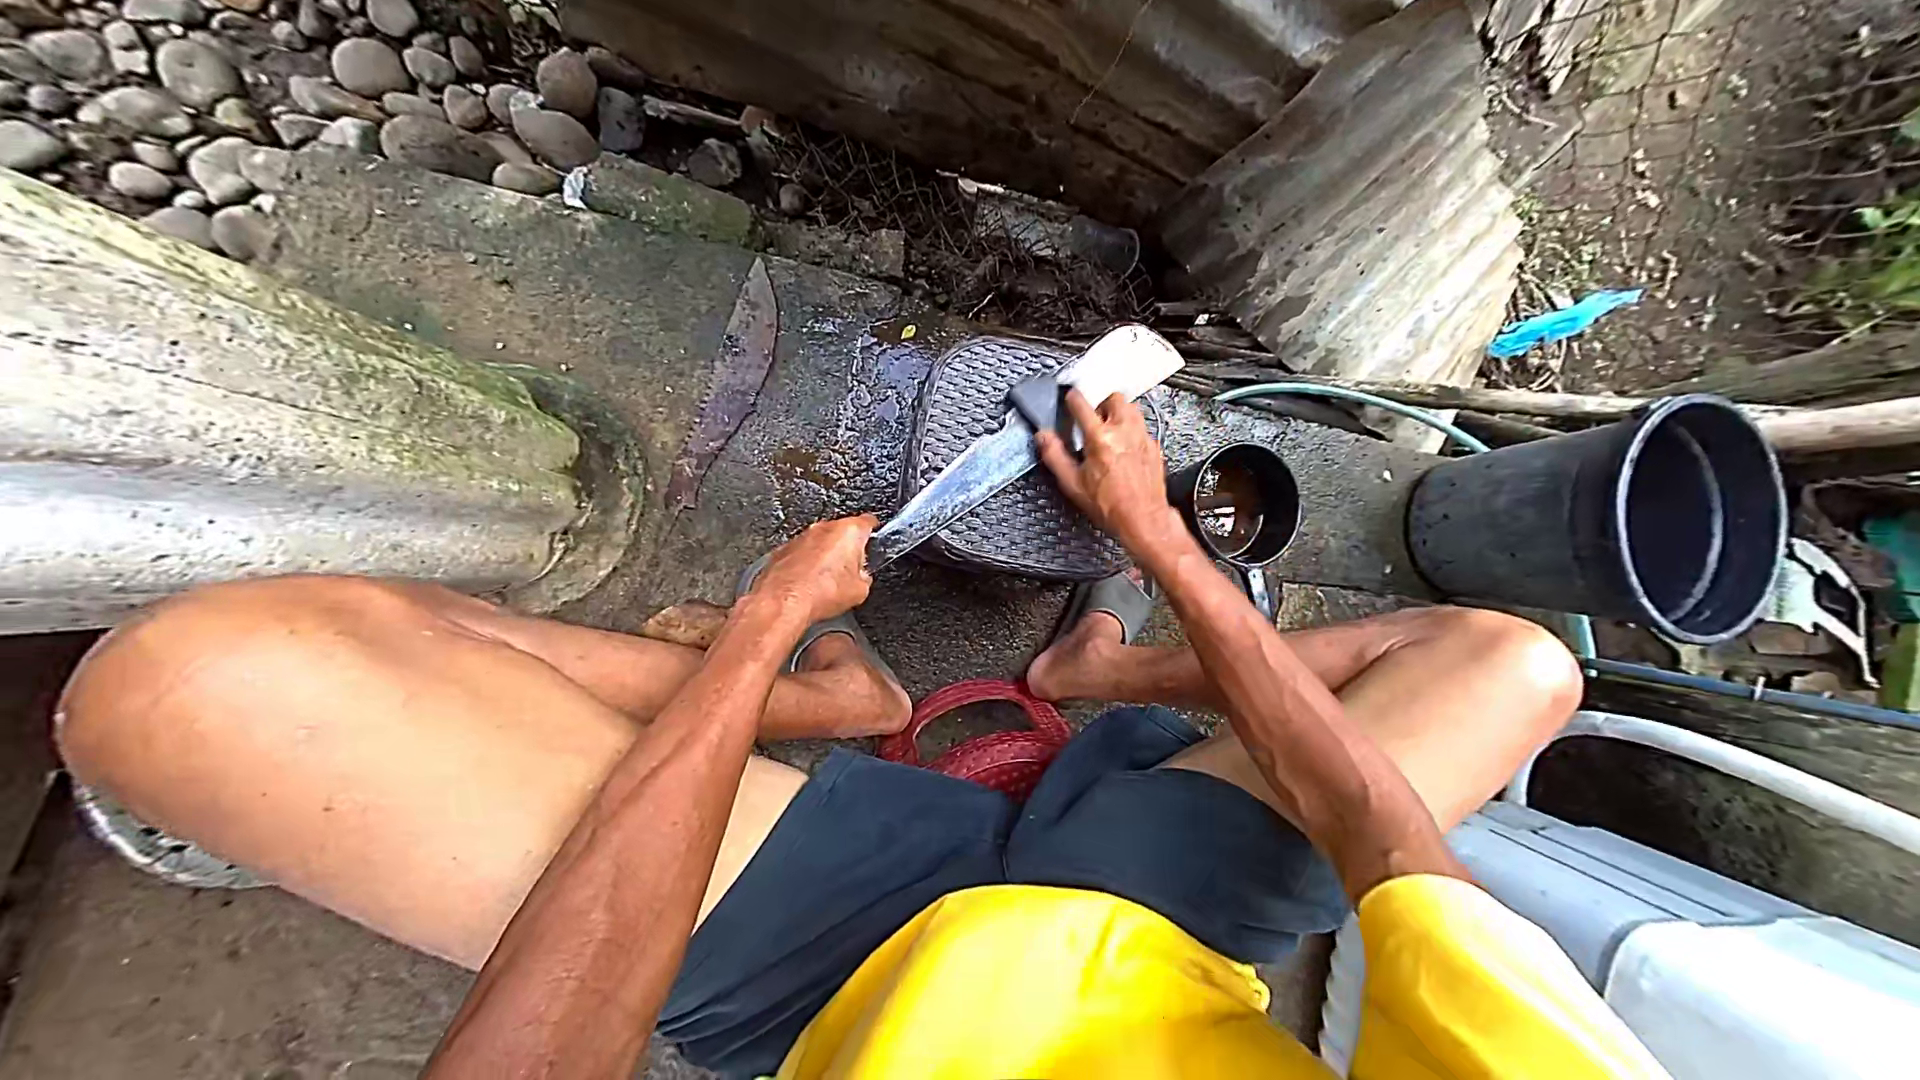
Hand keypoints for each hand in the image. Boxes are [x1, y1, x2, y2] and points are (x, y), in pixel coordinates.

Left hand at [747, 514, 877, 624]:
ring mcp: (801, 537)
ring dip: (824, 557)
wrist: (783, 602)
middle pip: (843, 532)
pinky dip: (805, 565)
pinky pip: (801, 553)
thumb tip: (861, 578)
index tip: (874, 537)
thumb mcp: (860, 591)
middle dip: (847, 550)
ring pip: (820, 542)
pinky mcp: (783, 549)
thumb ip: (865, 577)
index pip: (869, 522)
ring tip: (825, 583)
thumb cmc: (819, 593)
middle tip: (849, 572)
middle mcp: (824, 528)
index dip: (874, 531)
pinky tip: (807, 585)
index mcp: (849, 531)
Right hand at [1035, 390, 1187, 560]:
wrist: (1142, 519)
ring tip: (1107, 427)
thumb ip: (1054, 455)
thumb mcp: (1072, 483)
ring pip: (1131, 408)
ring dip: (1117, 412)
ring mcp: (1142, 437)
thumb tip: (1043, 437)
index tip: (1070, 397)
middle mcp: (1124, 432)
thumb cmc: (1111, 506)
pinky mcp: (1153, 446)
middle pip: (1113, 398)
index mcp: (1100, 438)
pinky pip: (1141, 426)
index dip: (1072, 398)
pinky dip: (1130, 428)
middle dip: (1101, 403)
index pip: (1082, 403)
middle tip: (1092, 415)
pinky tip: (1122, 444)